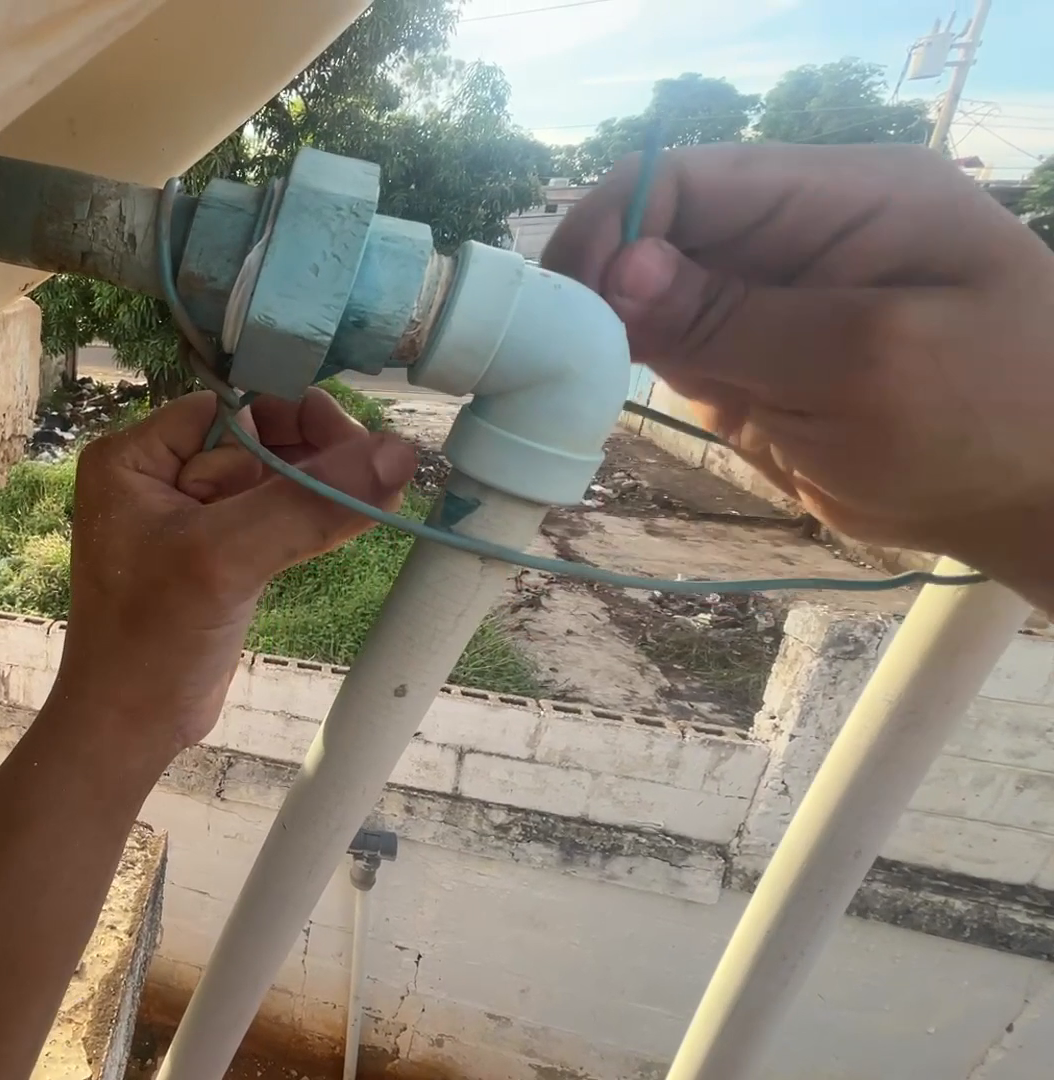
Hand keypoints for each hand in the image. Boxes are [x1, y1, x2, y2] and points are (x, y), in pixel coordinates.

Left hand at [51, 387, 418, 757]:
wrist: (132, 722)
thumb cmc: (150, 638)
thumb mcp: (222, 559)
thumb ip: (305, 504)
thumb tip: (398, 451)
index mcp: (134, 459)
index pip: (225, 409)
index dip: (286, 415)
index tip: (346, 435)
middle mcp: (159, 477)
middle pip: (254, 438)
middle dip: (309, 450)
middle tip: (367, 466)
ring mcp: (191, 517)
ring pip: (270, 479)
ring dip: (319, 483)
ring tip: (377, 487)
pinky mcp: (219, 553)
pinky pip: (274, 516)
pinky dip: (312, 515)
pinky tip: (356, 513)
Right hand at [542, 142, 1053, 601]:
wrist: (1005, 500)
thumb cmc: (976, 421)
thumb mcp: (860, 360)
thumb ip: (732, 315)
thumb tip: (617, 273)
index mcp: (838, 198)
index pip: (682, 179)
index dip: (610, 229)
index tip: (573, 306)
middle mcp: (781, 234)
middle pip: (642, 227)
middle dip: (589, 279)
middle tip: (556, 347)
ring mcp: (745, 295)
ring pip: (627, 284)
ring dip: (589, 322)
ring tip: (562, 368)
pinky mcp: (720, 349)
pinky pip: (639, 335)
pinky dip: (605, 356)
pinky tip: (588, 382)